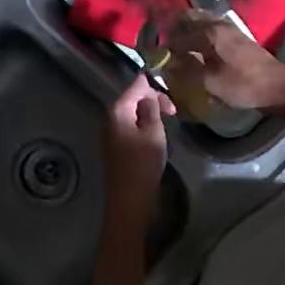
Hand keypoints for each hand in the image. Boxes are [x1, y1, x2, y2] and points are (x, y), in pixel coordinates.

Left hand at [103, 77, 174, 199]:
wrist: (128, 200)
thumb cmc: (142, 165)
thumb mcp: (153, 133)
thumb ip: (151, 109)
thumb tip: (149, 94)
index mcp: (118, 111)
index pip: (136, 85)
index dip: (155, 84)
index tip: (174, 92)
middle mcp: (110, 118)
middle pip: (133, 97)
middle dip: (153, 99)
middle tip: (173, 112)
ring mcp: (111, 132)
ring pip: (133, 112)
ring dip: (150, 113)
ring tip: (167, 122)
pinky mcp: (116, 145)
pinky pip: (131, 126)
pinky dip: (144, 125)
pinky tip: (156, 134)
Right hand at [163, 11, 284, 113]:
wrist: (279, 87)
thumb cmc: (244, 86)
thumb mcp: (210, 83)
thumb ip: (186, 71)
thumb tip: (166, 63)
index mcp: (209, 33)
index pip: (176, 36)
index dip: (164, 47)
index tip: (155, 57)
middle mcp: (217, 24)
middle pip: (188, 18)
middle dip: (173, 29)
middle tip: (164, 47)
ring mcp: (229, 26)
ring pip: (200, 20)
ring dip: (187, 29)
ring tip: (178, 47)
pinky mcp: (237, 34)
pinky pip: (210, 26)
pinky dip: (199, 32)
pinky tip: (197, 47)